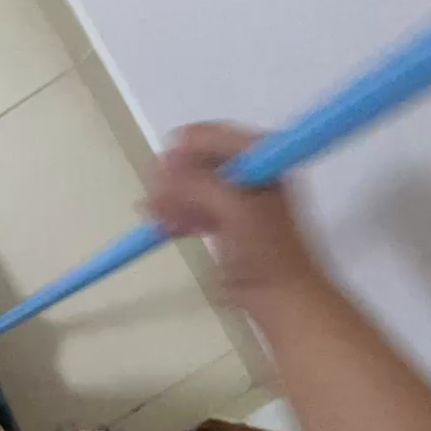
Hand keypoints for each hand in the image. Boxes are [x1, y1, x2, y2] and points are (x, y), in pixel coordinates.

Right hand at [146, 122, 327, 307]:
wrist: (277, 294)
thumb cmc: (263, 251)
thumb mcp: (233, 209)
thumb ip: (199, 183)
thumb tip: (163, 164)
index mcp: (260, 158)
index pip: (214, 137)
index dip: (184, 150)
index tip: (159, 171)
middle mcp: (247, 172)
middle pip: (197, 161)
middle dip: (173, 178)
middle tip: (154, 199)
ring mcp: (233, 196)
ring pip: (190, 186)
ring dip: (169, 198)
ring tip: (153, 215)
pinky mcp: (222, 221)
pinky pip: (191, 208)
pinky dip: (175, 214)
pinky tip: (161, 226)